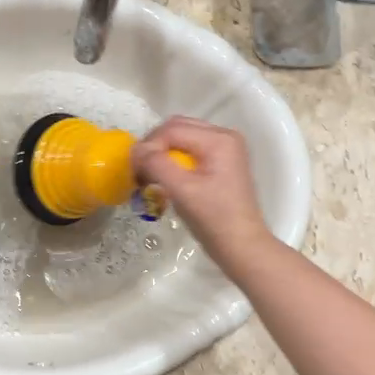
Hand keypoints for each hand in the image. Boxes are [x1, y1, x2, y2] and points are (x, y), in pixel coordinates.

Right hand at [132, 116, 274, 271]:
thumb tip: (136, 151)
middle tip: (138, 171)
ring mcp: (224, 149)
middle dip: (153, 147)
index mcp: (219, 139)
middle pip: (177, 128)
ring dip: (161, 154)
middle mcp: (224, 136)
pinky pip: (189, 151)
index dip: (148, 146)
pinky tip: (163, 178)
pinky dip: (172, 161)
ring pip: (181, 139)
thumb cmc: (213, 219)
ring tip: (148, 176)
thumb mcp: (182, 190)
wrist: (240, 245)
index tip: (133, 170)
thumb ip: (157, 164)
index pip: (172, 130)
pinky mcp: (220, 162)